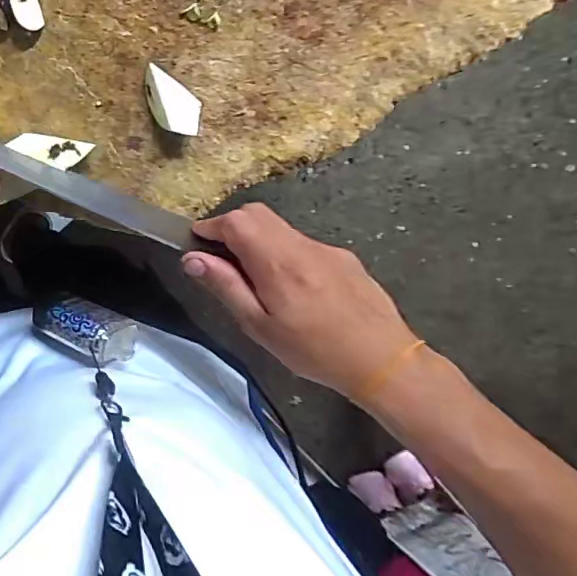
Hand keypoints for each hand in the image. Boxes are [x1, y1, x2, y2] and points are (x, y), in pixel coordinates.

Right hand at [180, 204, 423, 405]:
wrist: (384, 361)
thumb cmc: (314, 350)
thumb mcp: (259, 325)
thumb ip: (225, 286)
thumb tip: (192, 259)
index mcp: (277, 263)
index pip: (236, 221)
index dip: (211, 226)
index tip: (197, 242)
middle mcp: (302, 246)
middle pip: (257, 214)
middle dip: (231, 226)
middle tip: (220, 257)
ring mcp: (326, 250)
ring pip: (280, 227)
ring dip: (257, 239)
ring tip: (254, 277)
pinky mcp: (344, 258)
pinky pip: (302, 243)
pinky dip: (282, 251)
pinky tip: (290, 287)